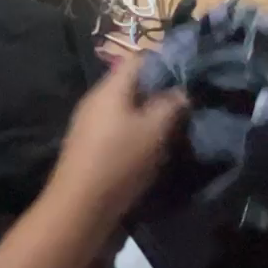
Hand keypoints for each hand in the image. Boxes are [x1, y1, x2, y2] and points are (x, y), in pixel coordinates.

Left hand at [44, 53, 187, 226]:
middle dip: (159, 93)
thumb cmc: (119, 161)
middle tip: (185, 106)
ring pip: (125, 109)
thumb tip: (181, 91)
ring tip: (173, 130)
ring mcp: (89, 123)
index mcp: (110, 88)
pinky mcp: (88, 146)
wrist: (79, 208)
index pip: (139, 59)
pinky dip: (135, 133)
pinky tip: (151, 150)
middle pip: (131, 84)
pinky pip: (117, 129)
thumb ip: (171, 105)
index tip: (188, 76)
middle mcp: (96, 100)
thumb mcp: (154, 130)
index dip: (164, 63)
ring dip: (148, 116)